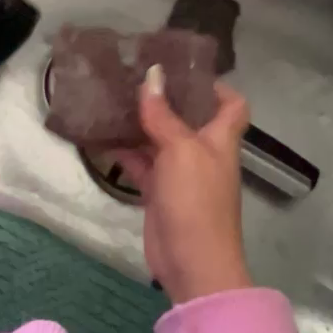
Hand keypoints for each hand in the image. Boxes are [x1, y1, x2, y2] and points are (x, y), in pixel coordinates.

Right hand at [111, 67, 254, 303]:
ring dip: (139, 122)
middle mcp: (202, 153)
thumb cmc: (196, 200)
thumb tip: (152, 74)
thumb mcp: (180, 150)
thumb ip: (163, 114)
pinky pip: (140, 163)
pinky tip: (100, 136)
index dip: (216, 86)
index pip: (231, 106)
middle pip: (188, 118)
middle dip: (165, 98)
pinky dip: (124, 151)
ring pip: (159, 139)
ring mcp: (179, 174)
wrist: (192, 263)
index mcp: (220, 139)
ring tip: (111, 97)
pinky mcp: (158, 193)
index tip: (185, 70)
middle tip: (134, 74)